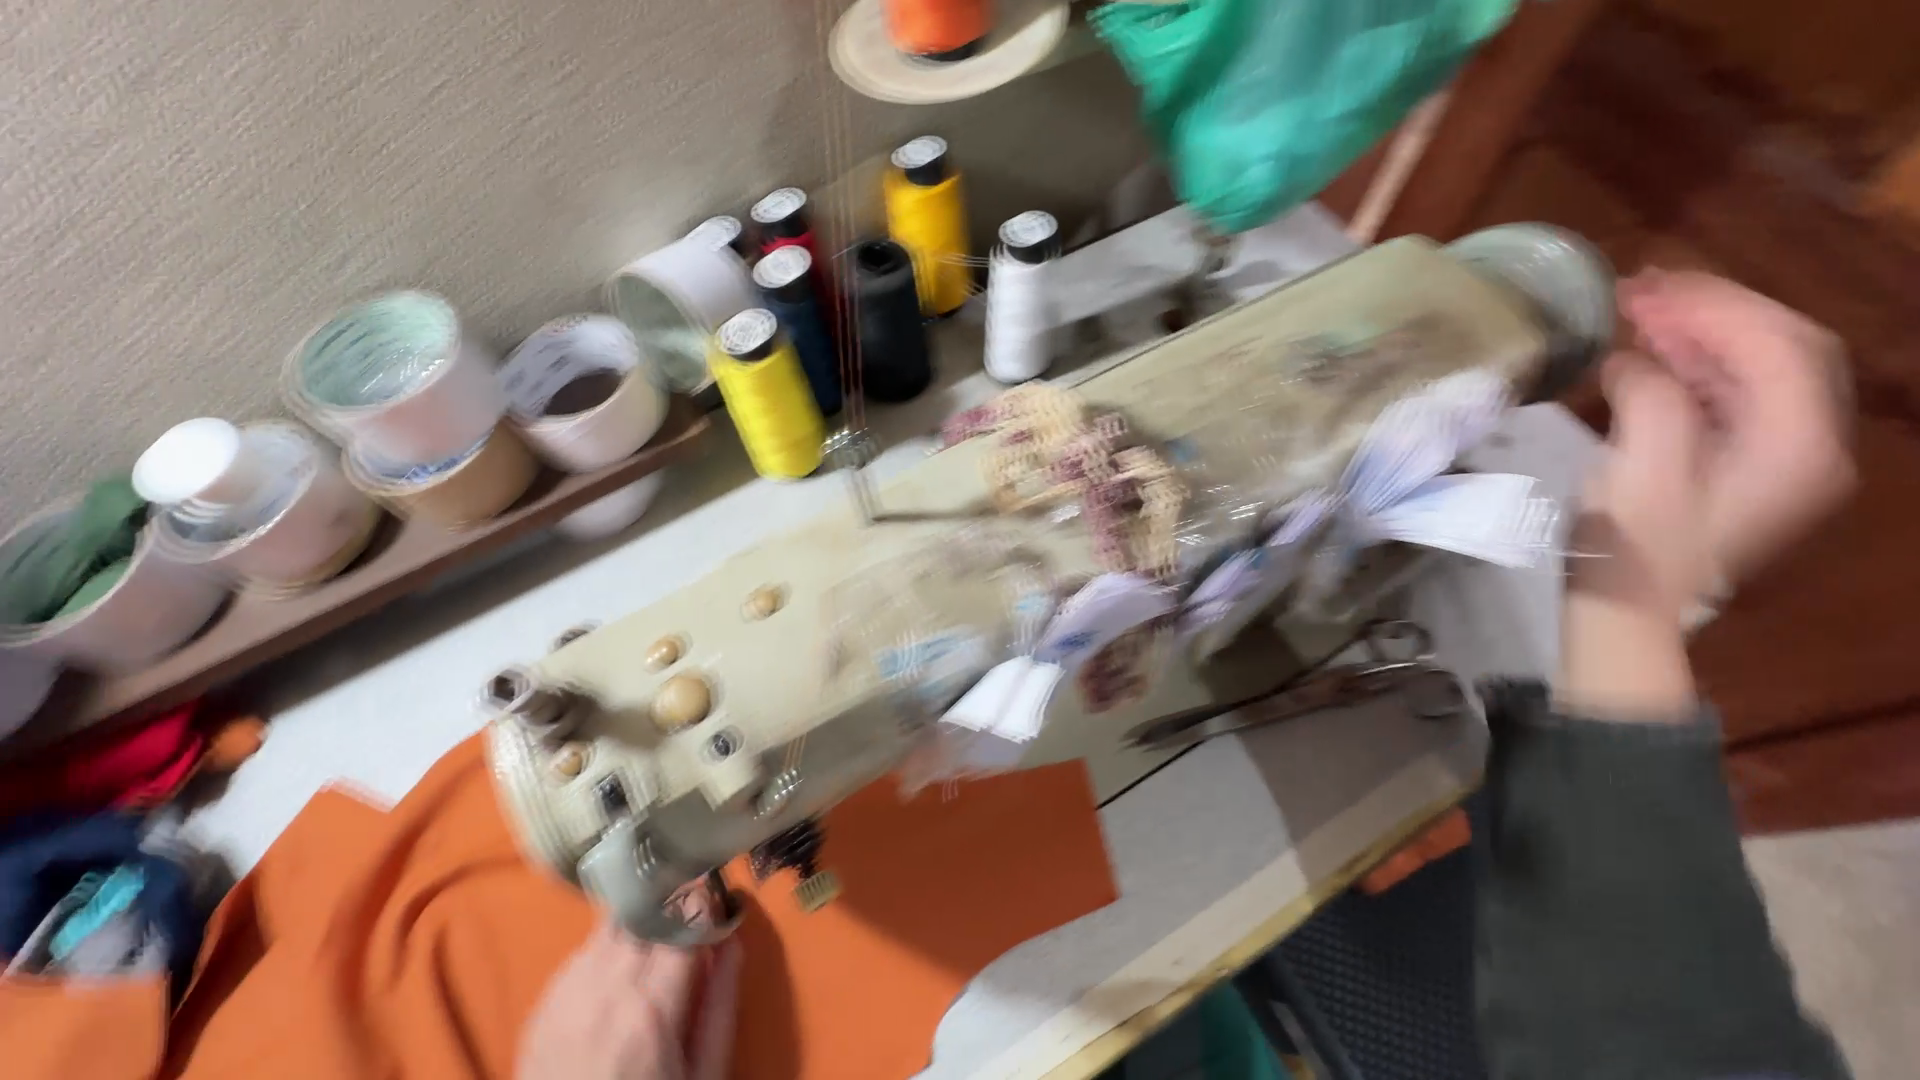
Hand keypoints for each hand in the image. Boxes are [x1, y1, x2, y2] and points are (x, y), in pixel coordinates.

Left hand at [516, 917, 740, 1079]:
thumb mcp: (705, 1075)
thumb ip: (721, 1002)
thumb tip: (732, 940)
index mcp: (653, 1010)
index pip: (683, 923)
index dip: (704, 904)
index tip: (717, 900)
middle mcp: (605, 991)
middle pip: (644, 916)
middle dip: (671, 907)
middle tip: (690, 915)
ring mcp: (565, 998)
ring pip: (609, 928)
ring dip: (638, 925)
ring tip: (656, 941)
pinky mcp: (541, 1010)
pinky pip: (580, 956)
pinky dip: (606, 952)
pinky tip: (619, 978)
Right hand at [1559, 271, 1854, 717]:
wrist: (1629, 609)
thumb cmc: (1634, 545)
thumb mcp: (1640, 466)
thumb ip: (1651, 396)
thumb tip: (1634, 361)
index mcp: (1794, 443)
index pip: (1776, 345)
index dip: (1715, 306)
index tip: (1649, 284)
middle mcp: (1805, 442)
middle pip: (1779, 349)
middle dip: (1714, 311)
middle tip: (1644, 289)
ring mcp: (1778, 454)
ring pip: (1757, 368)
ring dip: (1702, 334)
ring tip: (1641, 313)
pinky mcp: (1744, 464)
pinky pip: (1733, 395)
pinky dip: (1695, 366)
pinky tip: (1651, 355)